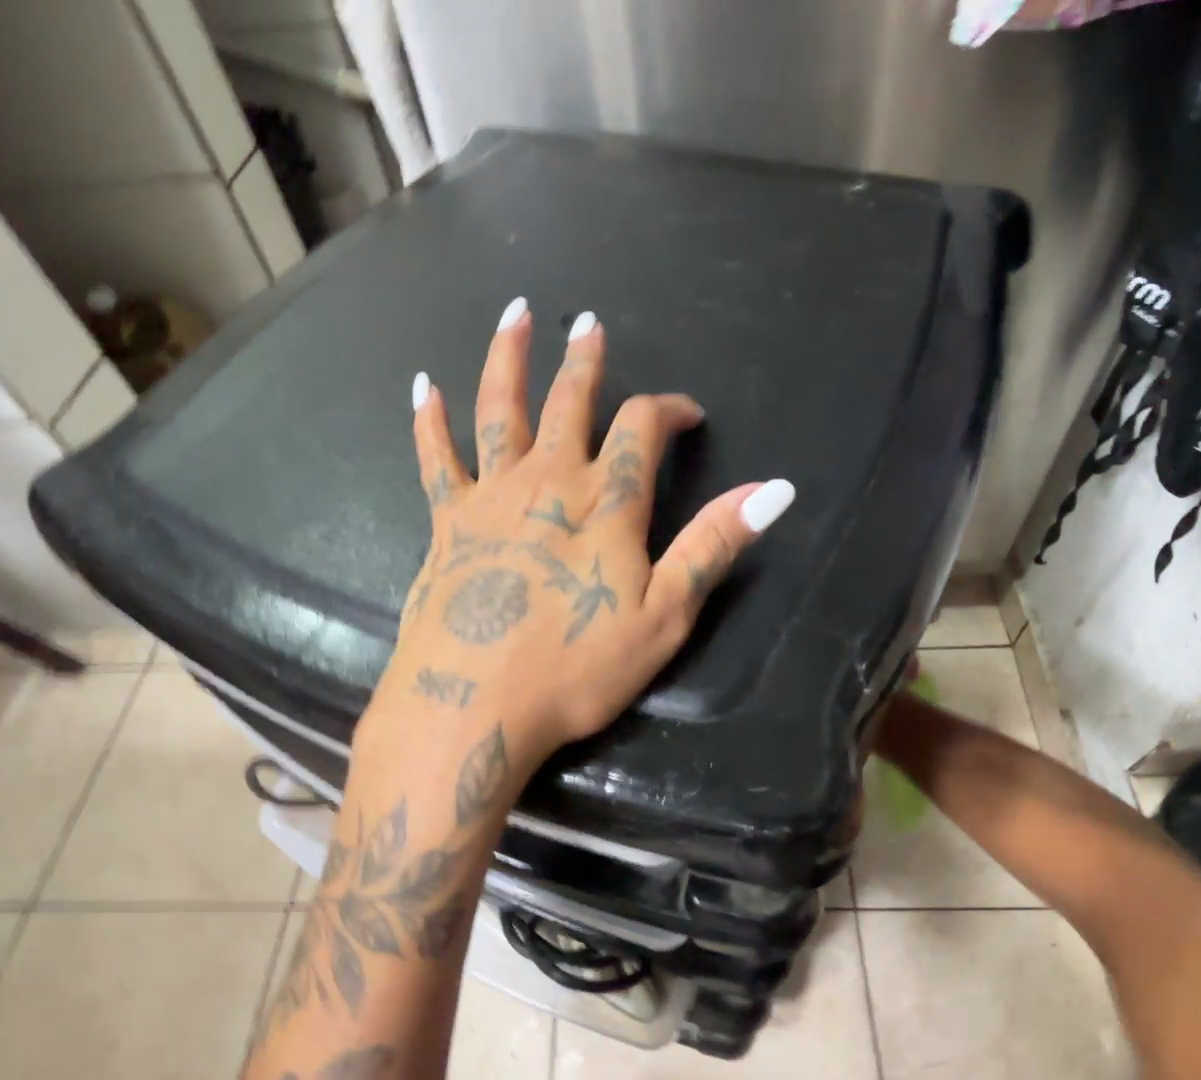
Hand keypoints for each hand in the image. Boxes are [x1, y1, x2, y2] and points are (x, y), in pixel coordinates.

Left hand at [371, 297, 794, 764]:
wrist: (471, 706)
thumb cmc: (576, 668)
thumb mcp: (665, 614)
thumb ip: (713, 544)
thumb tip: (776, 489)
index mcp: (605, 502)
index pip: (641, 429)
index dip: (667, 410)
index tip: (685, 413)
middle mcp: (548, 480)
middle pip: (569, 402)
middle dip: (584, 361)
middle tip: (589, 323)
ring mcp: (491, 496)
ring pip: (500, 409)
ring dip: (508, 358)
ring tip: (515, 313)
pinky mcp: (446, 521)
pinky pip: (436, 458)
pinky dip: (430, 421)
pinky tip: (424, 387)